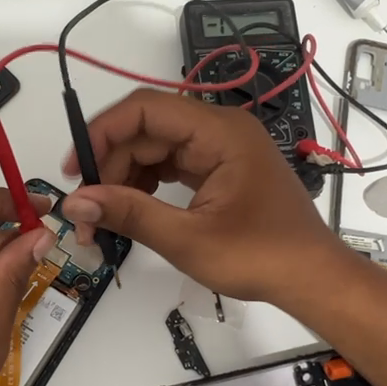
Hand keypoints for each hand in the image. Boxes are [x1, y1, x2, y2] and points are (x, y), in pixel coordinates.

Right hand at [60, 89, 353, 305]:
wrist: (312, 277)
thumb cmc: (260, 257)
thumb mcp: (188, 239)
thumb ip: (130, 215)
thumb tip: (75, 204)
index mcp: (219, 132)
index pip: (145, 109)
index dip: (101, 133)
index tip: (74, 171)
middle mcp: (220, 129)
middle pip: (147, 129)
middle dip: (110, 164)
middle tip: (85, 209)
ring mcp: (222, 148)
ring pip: (156, 147)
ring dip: (124, 177)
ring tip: (103, 217)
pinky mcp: (221, 169)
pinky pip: (172, 164)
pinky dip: (146, 184)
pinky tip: (130, 210)